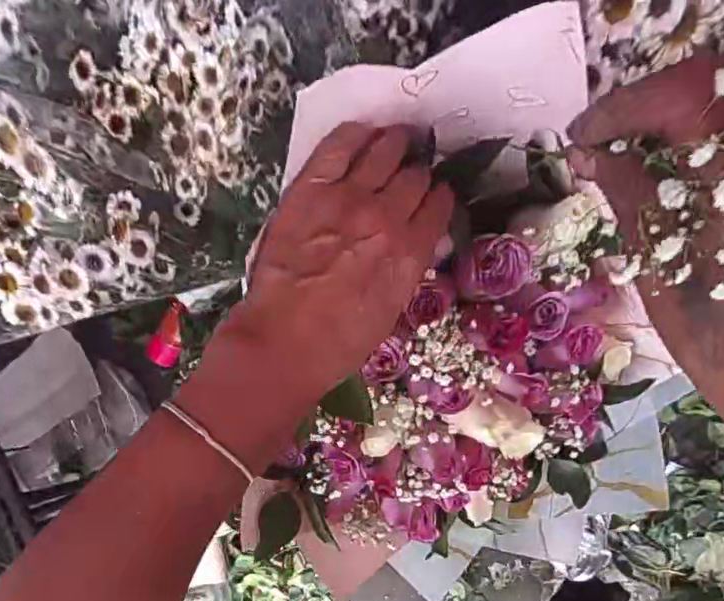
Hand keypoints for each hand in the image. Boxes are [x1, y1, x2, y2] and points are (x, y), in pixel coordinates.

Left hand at [233, 123, 454, 404]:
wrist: (285, 341)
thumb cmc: (338, 343)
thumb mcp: (388, 314)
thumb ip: (404, 272)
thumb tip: (409, 250)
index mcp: (410, 253)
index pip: (438, 206)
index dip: (438, 200)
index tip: (434, 198)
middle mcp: (386, 216)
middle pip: (414, 175)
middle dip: (417, 174)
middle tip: (410, 175)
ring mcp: (347, 197)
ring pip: (385, 150)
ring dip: (395, 144)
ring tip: (396, 143)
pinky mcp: (310, 188)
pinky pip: (340, 143)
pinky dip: (357, 135)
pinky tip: (363, 135)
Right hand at [569, 55, 723, 405]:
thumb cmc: (716, 329)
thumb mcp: (658, 260)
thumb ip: (628, 187)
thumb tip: (588, 148)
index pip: (696, 99)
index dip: (630, 108)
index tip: (585, 128)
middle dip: (659, 110)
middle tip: (609, 136)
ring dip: (694, 118)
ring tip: (643, 145)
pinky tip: (699, 155)